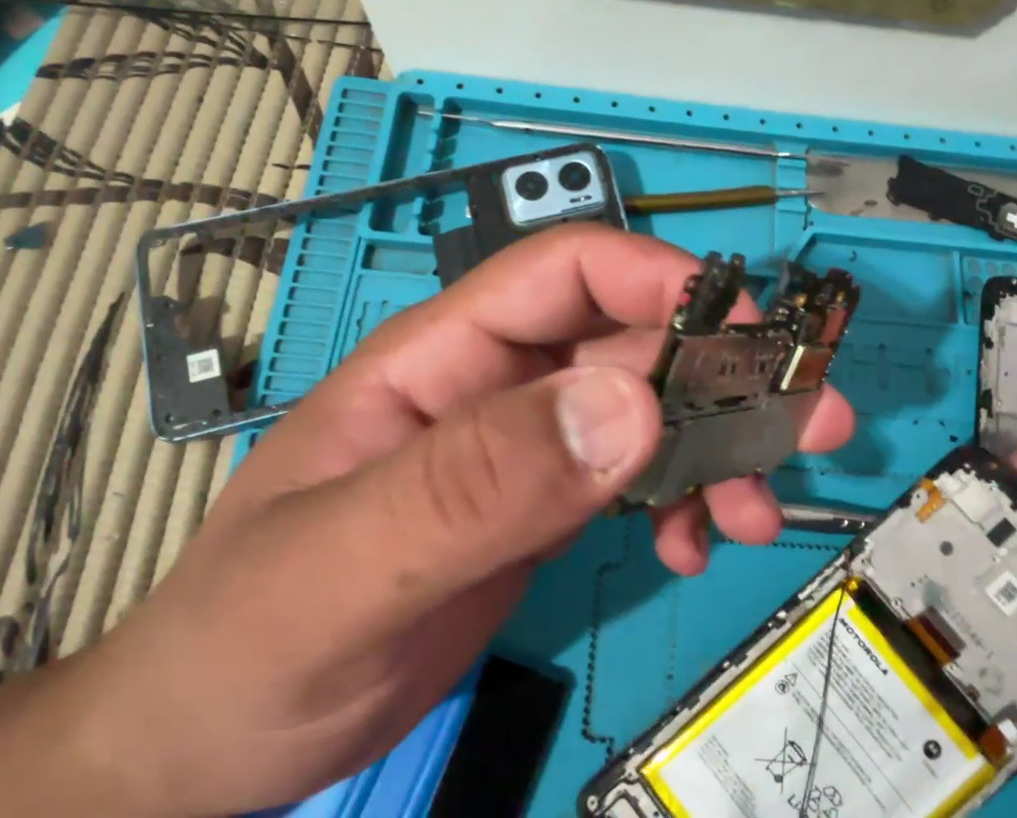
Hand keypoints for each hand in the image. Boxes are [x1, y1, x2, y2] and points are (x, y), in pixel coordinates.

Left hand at [58, 227, 851, 813]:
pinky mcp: (537, 511)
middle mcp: (489, 390)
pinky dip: (682, 503)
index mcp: (436, 361)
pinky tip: (697, 545)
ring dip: (716, 446)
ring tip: (759, 509)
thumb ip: (476, 485)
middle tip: (812, 422)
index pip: (563, 273)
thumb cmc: (245, 645)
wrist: (204, 743)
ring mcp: (519, 452)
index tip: (747, 337)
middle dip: (722, 375)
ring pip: (645, 413)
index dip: (660, 281)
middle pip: (627, 342)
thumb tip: (630, 406)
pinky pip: (633, 480)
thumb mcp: (346, 566)